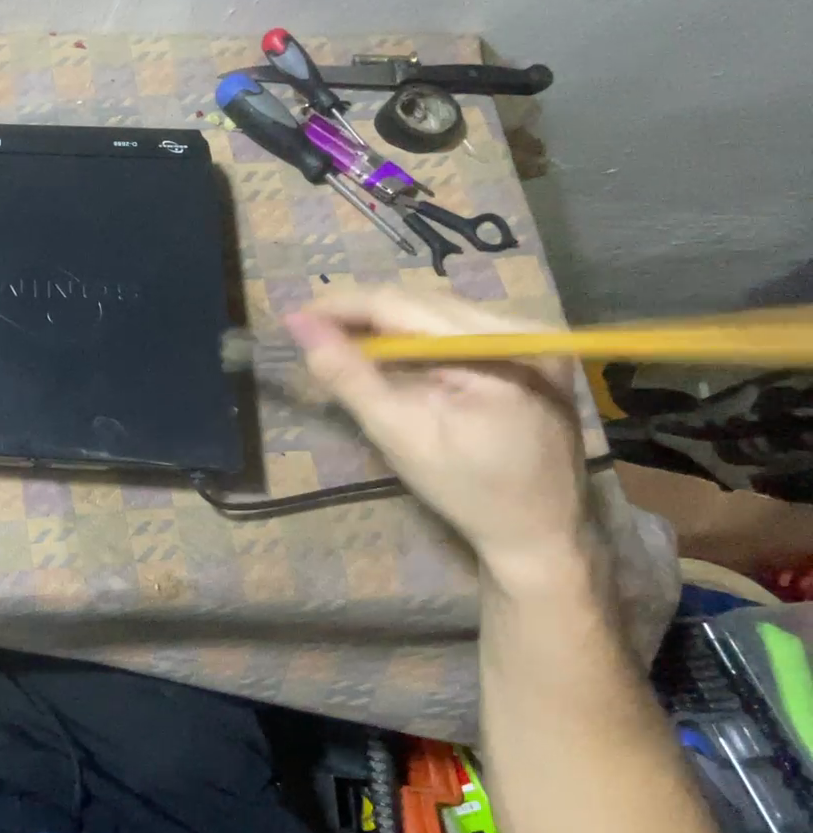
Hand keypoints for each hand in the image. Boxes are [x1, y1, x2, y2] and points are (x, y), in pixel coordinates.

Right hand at [285, 289, 588, 585]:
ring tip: (338, 345)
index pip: (401, 305)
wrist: (540, 530)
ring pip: (433, 311)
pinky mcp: (527, 351)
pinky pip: (452, 328)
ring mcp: (531, 338)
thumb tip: (298, 325)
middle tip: (309, 335)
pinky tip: (385, 357)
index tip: (293, 319)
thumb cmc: (467, 489)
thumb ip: (348, 374)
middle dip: (359, 315)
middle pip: (419, 302)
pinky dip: (410, 338)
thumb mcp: (398, 432)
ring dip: (382, 325)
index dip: (341, 307)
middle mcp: (523, 328)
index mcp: (501, 347)